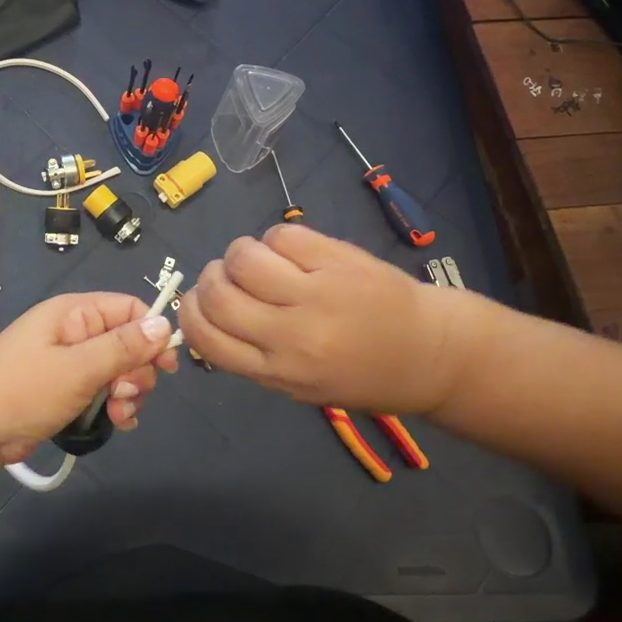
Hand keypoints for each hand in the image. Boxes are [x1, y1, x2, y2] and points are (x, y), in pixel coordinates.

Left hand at [0, 293, 177, 475]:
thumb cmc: (23, 391)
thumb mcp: (78, 368)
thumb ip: (123, 347)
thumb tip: (164, 322)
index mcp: (74, 312)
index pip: (129, 308)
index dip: (152, 334)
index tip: (167, 366)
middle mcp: (74, 331)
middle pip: (129, 342)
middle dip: (138, 371)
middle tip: (127, 395)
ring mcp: (70, 361)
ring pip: (119, 370)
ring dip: (129, 393)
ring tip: (120, 415)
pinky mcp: (66, 389)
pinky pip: (103, 389)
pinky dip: (115, 405)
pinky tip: (118, 422)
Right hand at [178, 224, 470, 413]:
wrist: (432, 354)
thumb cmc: (363, 376)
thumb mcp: (299, 385)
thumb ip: (252, 356)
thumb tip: (206, 316)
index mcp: (278, 371)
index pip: (206, 336)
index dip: (189, 313)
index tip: (197, 304)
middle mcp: (291, 335)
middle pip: (218, 293)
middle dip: (211, 279)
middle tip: (227, 278)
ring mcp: (316, 294)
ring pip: (244, 257)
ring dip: (240, 254)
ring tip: (259, 262)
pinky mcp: (337, 260)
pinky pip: (282, 236)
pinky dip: (275, 240)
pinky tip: (290, 252)